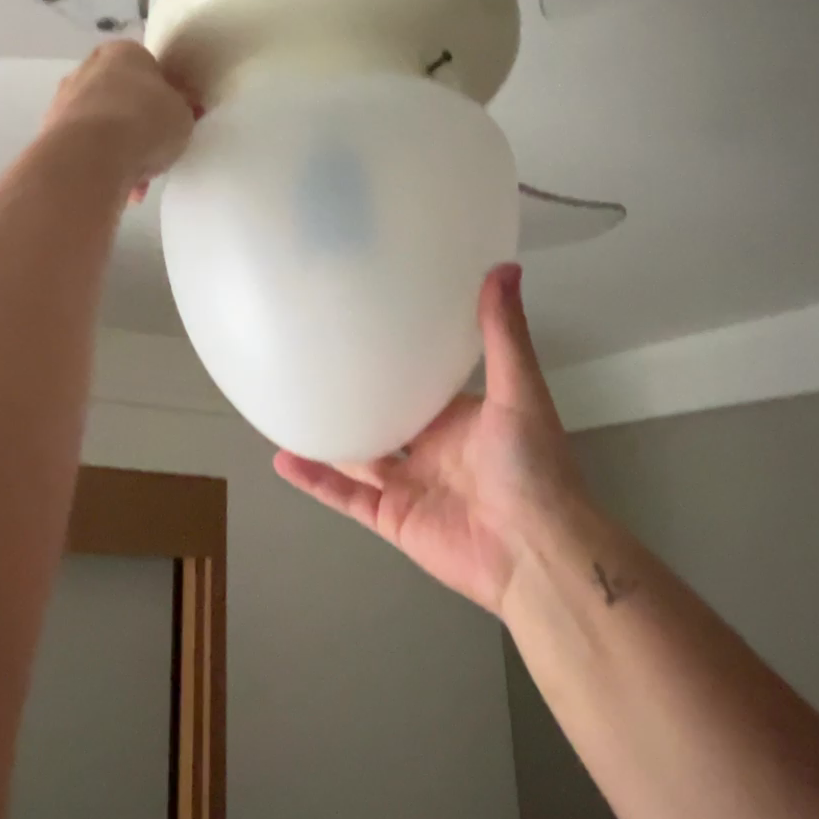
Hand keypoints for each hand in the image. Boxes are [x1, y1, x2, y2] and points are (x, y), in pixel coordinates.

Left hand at [41, 41, 196, 198]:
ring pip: (100, 127)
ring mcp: (63, 101)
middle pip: (120, 98)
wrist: (90, 155)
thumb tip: (177, 107)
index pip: (148, 68)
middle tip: (154, 155)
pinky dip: (99, 166)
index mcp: (123, 52)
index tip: (171, 124)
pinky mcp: (48, 133)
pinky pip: (84, 149)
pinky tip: (116, 187)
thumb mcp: (183, 114)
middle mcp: (87, 68)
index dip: (163, 98)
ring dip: (118, 152)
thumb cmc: (145, 123)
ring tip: (137, 183)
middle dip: (136, 127)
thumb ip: (181, 108)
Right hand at [273, 264, 591, 614]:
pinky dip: (315, 480)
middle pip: (382, 419)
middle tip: (309, 362)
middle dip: (352, 397)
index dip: (393, 361)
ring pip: (357, 457)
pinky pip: (345, 496)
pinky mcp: (390, 518)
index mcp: (459, 420)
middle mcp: (430, 450)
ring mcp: (407, 485)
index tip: (361, 329)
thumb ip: (503, 336)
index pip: (419, 384)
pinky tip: (283, 459)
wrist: (535, 552)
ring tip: (286, 406)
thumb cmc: (531, 467)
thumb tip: (504, 266)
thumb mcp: (520, 393)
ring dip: (325, 436)